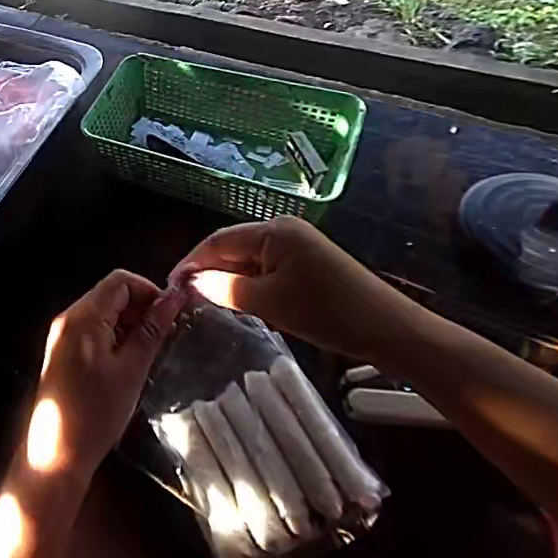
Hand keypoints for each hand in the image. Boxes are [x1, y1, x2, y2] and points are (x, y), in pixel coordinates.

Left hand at [32, 270, 186, 474]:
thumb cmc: (96, 413)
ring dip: (129, 322)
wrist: (57, 456)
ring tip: (148, 349)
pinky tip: (128, 360)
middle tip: (164, 333)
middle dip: (140, 307)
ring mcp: (62, 335)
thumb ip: (153, 329)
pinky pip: (92, 329)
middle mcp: (68, 319)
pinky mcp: (62, 352)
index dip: (149, 291)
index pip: (121, 281)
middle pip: (110, 293)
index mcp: (83, 317)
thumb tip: (173, 299)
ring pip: (103, 311)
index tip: (170, 313)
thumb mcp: (132, 368)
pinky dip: (114, 335)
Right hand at [170, 216, 420, 363]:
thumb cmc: (327, 312)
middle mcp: (284, 229)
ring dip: (229, 278)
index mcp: (274, 230)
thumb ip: (226, 288)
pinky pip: (268, 267)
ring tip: (206, 303)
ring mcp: (298, 245)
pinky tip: (241, 302)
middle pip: (233, 246)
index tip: (170, 286)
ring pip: (250, 259)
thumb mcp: (270, 302)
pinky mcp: (308, 262)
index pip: (218, 240)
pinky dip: (251, 283)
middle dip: (208, 270)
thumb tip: (193, 281)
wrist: (388, 328)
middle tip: (185, 299)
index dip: (191, 261)